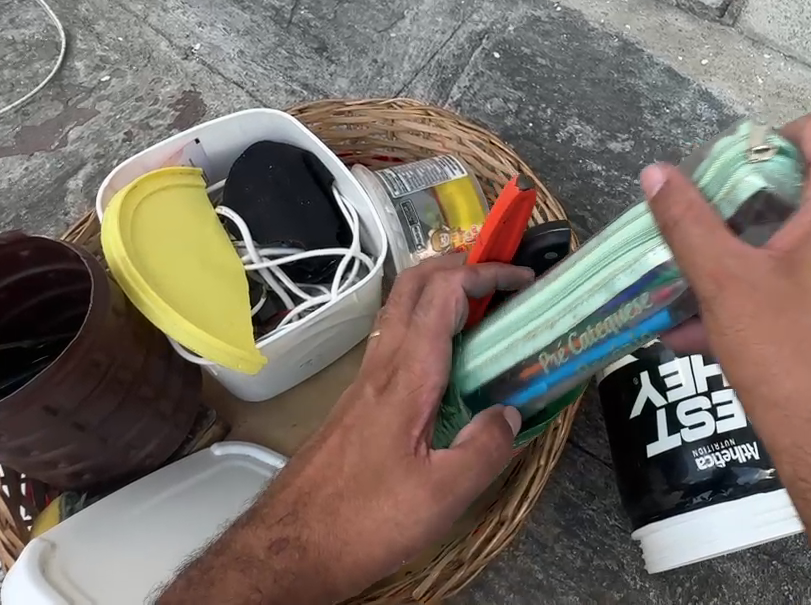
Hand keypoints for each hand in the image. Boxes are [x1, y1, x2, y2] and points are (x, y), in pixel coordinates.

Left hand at [160, 257, 532, 604]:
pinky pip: (397, 333)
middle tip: (500, 274)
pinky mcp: (360, 395)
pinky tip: (449, 353)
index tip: (524, 279)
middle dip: (461, 262)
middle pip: (416, 281)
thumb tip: (512, 413)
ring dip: (441, 285)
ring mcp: (368, 375)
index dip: (487, 272)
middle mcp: (385, 361)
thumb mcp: (441, 498)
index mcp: (409, 373)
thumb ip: (485, 450)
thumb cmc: (362, 520)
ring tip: (481, 303)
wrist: (286, 548)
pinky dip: (428, 318)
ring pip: (402, 304)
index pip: (446, 291)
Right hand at [643, 111, 810, 490]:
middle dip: (753, 203)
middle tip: (712, 231)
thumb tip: (655, 172)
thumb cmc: (794, 362)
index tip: (734, 173)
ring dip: (761, 253)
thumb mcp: (727, 286)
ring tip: (705, 289)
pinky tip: (729, 334)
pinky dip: (787, 288)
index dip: (775, 136)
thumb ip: (688, 222)